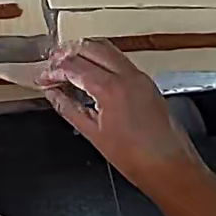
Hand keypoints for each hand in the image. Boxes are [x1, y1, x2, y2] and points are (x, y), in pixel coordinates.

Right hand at [37, 40, 211, 198]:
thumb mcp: (93, 134)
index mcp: (111, 88)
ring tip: (69, 62)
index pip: (74, 66)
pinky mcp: (147, 81)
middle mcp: (127, 75)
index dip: (55, 69)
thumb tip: (53, 94)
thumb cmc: (136, 158)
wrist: (170, 168)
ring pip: (107, 48)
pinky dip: (102, 58)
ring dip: (86, 51)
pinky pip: (120, 59)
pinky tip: (92, 71)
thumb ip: (69, 108)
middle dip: (68, 52)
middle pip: (91, 48)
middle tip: (52, 62)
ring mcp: (139, 76)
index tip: (44, 76)